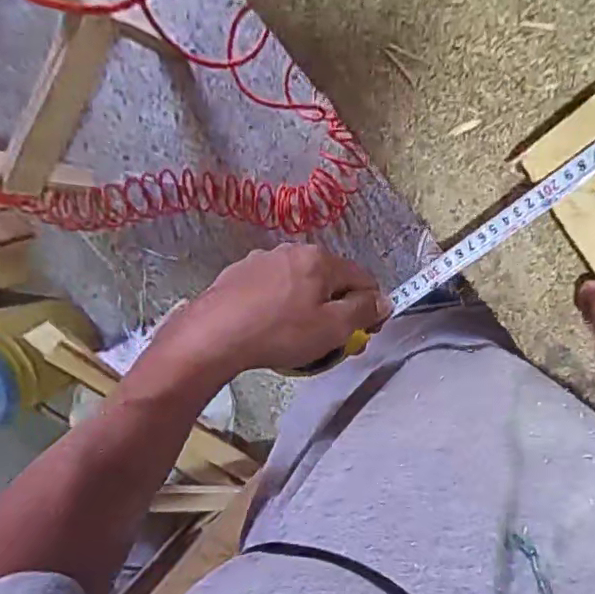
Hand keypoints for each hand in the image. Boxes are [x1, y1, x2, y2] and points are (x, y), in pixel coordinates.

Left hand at [132, 244, 388, 399]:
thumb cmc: (279, 332)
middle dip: (340, 309)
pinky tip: (272, 328)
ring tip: (301, 337)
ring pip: (302, 284)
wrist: (211, 337)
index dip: (372, 308)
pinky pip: (275, 289)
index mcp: (321, 260)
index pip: (364, 279)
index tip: (366, 334)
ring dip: (311, 307)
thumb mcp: (333, 328)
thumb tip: (383, 301)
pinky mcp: (239, 275)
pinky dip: (283, 306)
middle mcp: (293, 251)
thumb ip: (364, 311)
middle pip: (332, 280)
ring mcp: (263, 260)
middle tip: (335, 342)